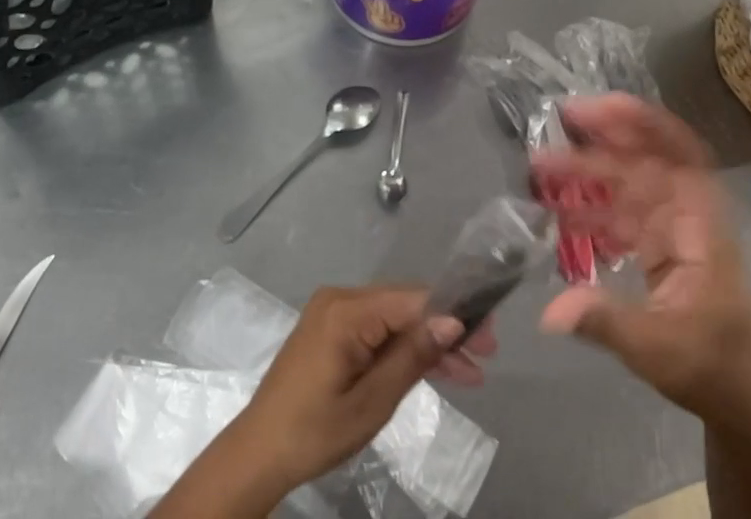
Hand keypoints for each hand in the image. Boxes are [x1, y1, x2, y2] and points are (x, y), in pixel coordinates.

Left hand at [221, 286, 497, 494]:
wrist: (260, 452)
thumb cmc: (316, 430)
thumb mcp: (373, 400)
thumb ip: (412, 356)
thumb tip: (453, 321)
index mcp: (347, 311)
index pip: (414, 299)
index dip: (455, 312)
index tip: (490, 332)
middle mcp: (340, 300)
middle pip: (406, 305)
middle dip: (447, 329)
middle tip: (487, 355)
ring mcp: (333, 314)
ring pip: (395, 319)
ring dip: (429, 343)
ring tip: (470, 372)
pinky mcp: (330, 331)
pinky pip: (377, 330)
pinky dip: (403, 349)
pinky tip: (435, 369)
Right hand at [534, 93, 750, 419]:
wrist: (743, 403)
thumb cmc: (714, 369)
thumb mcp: (657, 347)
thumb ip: (604, 321)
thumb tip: (549, 311)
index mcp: (701, 229)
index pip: (681, 157)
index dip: (646, 125)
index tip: (602, 106)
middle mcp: (688, 221)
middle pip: (647, 163)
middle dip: (604, 139)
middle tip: (556, 124)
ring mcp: (674, 236)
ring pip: (630, 187)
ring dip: (590, 173)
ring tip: (541, 166)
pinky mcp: (660, 254)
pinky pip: (622, 218)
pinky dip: (592, 212)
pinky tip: (557, 213)